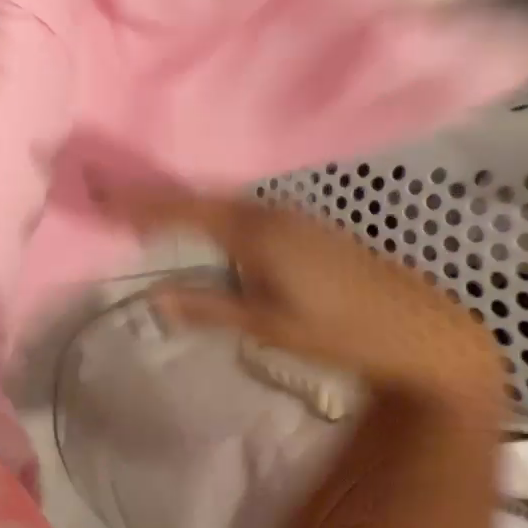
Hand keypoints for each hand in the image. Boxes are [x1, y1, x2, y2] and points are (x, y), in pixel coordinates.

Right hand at [112, 190, 503, 404]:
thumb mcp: (271, 327)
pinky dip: (208, 211)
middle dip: (150, 196)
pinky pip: (241, 210)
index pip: (180, 209)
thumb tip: (153, 297)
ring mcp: (294, 218)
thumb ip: (210, 309)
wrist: (433, 336)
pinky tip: (200, 224)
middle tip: (106, 194)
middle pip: (197, 198)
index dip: (135, 202)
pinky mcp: (309, 229)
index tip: (94, 192)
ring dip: (180, 203)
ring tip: (142, 209)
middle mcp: (271, 214)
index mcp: (255, 233)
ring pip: (220, 203)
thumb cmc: (347, 334)